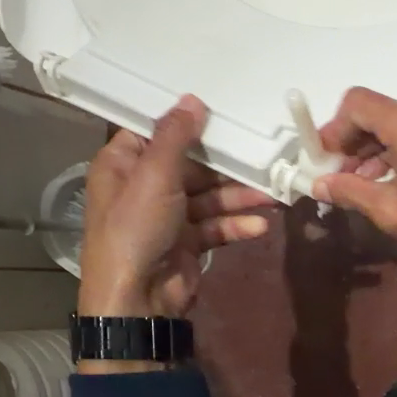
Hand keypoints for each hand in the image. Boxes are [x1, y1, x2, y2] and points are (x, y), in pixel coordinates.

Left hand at [78, 95, 277, 317]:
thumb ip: (175, 137)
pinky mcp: (189, 243)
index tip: (224, 112)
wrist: (137, 297)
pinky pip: (217, 227)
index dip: (188, 124)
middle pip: (193, 167)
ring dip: (239, 198)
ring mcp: (169, 217)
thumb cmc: (136, 229)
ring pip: (210, 198)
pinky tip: (260, 225)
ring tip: (272, 197)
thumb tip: (193, 99)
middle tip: (262, 157)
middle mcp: (145, 187)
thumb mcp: (154, 176)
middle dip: (227, 167)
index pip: (157, 134)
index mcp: (124, 164)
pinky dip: (237, 226)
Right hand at [310, 88, 396, 289]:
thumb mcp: (390, 212)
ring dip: (376, 152)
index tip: (322, 159)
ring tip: (362, 187)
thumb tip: (320, 184)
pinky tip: (393, 186)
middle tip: (337, 176)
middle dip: (353, 143)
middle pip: (380, 115)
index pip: (358, 104)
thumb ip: (350, 191)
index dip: (333, 129)